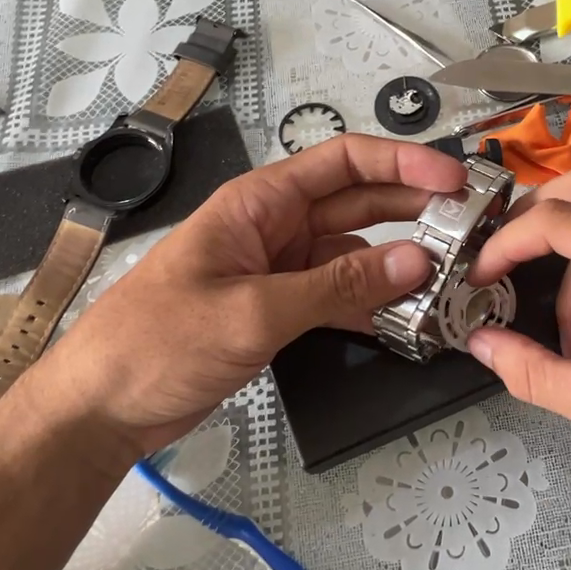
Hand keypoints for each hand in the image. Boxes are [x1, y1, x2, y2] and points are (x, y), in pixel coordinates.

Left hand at [32, 135, 464, 460]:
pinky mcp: (280, 307)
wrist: (102, 407)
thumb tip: (417, 261)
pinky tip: (405, 319)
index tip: (452, 179)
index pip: (343, 163)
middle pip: (359, 204)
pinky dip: (371, 305)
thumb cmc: (158, 341)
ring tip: (447, 279)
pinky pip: (340, 295)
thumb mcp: (255, 310)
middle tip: (468, 227)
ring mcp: (280, 268)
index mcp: (260, 203)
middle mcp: (275, 226)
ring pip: (355, 254)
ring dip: (398, 265)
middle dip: (413, 210)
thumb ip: (340, 286)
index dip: (402, 162)